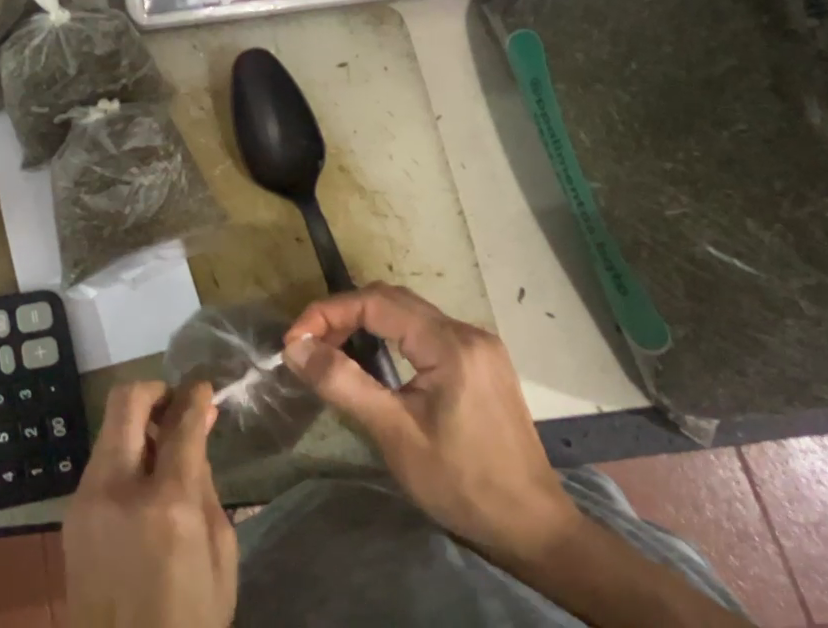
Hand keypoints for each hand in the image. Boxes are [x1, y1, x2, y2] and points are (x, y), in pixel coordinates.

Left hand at [62, 381, 236, 627]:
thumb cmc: (190, 618)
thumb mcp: (220, 557)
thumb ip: (206, 488)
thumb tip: (198, 433)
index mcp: (168, 506)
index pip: (181, 426)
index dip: (195, 399)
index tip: (203, 388)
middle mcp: (118, 489)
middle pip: (126, 403)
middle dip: (154, 390)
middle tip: (175, 400)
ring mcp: (85, 499)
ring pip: (108, 432)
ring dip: (137, 426)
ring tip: (164, 448)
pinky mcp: (69, 513)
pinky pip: (99, 465)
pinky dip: (123, 458)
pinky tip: (140, 483)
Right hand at [283, 283, 580, 563]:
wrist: (533, 527)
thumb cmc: (461, 483)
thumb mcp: (394, 433)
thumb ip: (343, 382)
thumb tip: (295, 348)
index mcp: (450, 344)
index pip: (375, 302)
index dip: (326, 314)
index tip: (294, 343)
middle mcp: (468, 333)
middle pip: (391, 300)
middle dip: (342, 315)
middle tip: (308, 347)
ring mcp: (479, 348)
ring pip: (408, 314)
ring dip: (364, 323)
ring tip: (330, 351)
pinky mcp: (481, 364)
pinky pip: (425, 332)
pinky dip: (389, 336)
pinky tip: (372, 361)